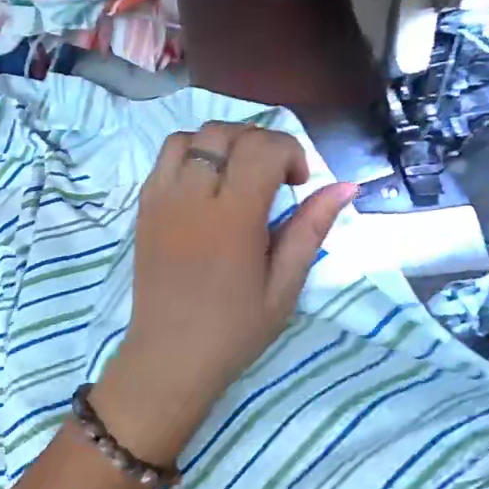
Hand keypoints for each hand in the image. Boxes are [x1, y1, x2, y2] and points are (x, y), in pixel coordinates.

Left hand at [93, 123, 356, 463]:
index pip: (262, 148)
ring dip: (219, 143)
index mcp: (232, 218)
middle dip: (258, 142)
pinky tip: (205, 187)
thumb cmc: (233, 331)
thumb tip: (345, 186)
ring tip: (236, 175)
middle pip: (224, 132)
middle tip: (272, 177)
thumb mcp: (283, 287)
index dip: (289, 152)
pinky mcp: (143, 210)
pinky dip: (189, 156)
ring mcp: (160, 201)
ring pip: (189, 137)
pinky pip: (163, 160)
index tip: (297, 184)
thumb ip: (310, 230)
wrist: (169, 356)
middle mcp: (191, 198)